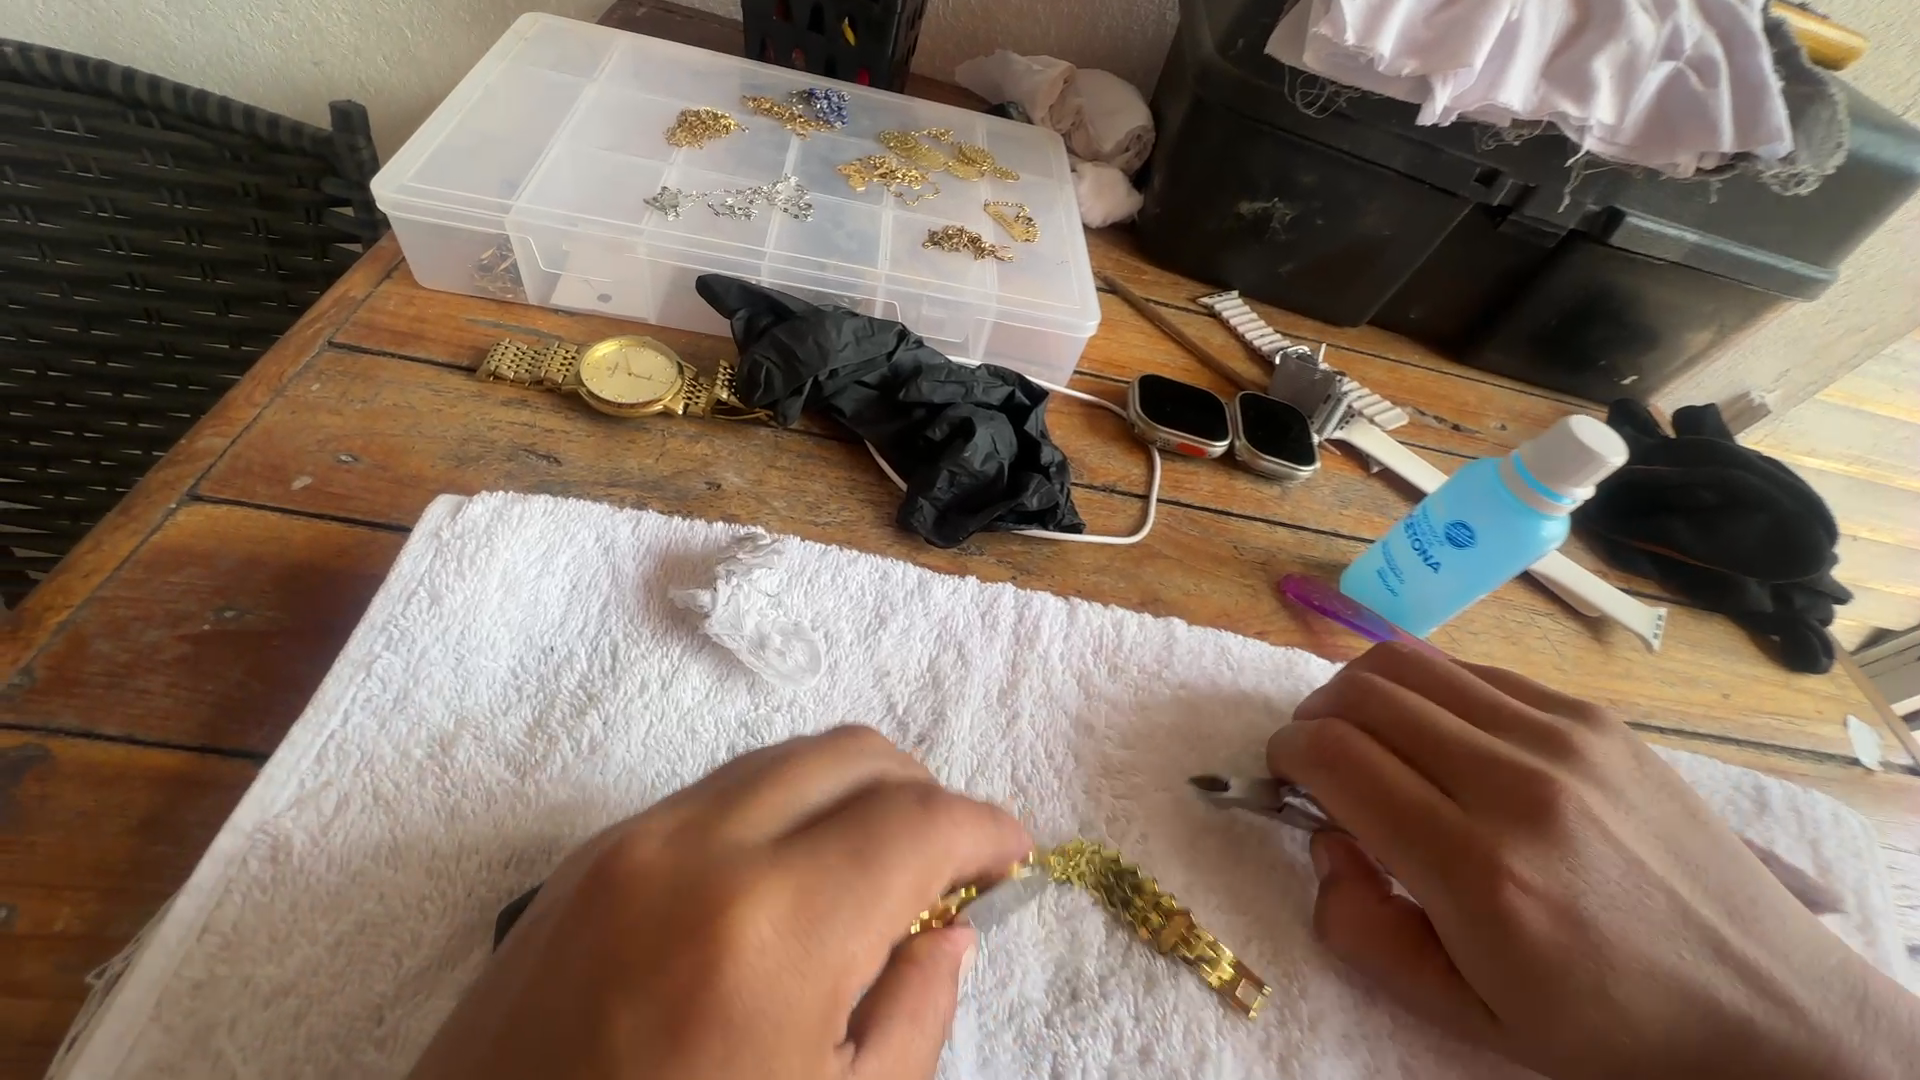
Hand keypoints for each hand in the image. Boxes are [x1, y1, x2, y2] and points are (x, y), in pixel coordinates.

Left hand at [408, 726, 1030, 1079]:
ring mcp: (632, 839)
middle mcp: (698, 849)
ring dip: (855, 792)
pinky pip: (725, 788)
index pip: (914, 821)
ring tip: (874, 867)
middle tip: (947, 864)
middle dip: (924, 792)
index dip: (984, 827)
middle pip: (854, 754)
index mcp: (769, 931)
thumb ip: (913, 1018)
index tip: (1014, 856)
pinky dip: (788, 807)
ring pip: (789, 758)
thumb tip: (949, 932)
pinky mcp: (591, 853)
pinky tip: (792, 878)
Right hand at [1269, 643, 1919, 1079]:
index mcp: (1477, 869)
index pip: (1333, 756)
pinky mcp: (1594, 719)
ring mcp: (1563, 739)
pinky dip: (1424, 691)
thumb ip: (1355, 924)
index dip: (1287, 754)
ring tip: (1363, 731)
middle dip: (1312, 716)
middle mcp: (1516, 785)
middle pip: (1360, 693)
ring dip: (1358, 690)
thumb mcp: (1454, 1008)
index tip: (1286, 776)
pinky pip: (1470, 671)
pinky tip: (1437, 735)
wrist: (1773, 1014)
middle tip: (1315, 753)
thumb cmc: (1599, 1024)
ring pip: (1407, 662)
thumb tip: (1325, 838)